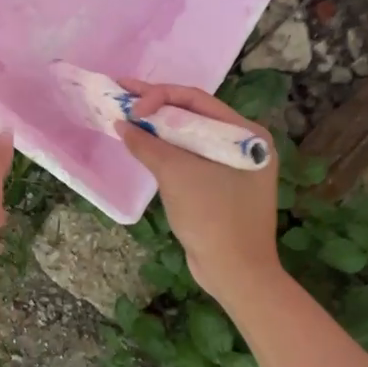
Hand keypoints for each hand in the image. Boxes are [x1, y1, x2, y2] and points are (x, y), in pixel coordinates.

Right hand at [115, 83, 282, 302]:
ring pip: (188, 134)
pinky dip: (165, 147)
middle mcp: (244, 143)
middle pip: (191, 114)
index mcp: (246, 133)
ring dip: (157, 125)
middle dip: (155, 105)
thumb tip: (122, 124)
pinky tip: (143, 142)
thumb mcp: (176, 174)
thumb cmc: (213, 216)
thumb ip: (147, 144)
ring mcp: (233, 164)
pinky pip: (189, 154)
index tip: (130, 106)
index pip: (195, 99)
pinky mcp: (220, 182)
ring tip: (126, 115)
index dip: (158, 96)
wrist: (237, 274)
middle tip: (122, 92)